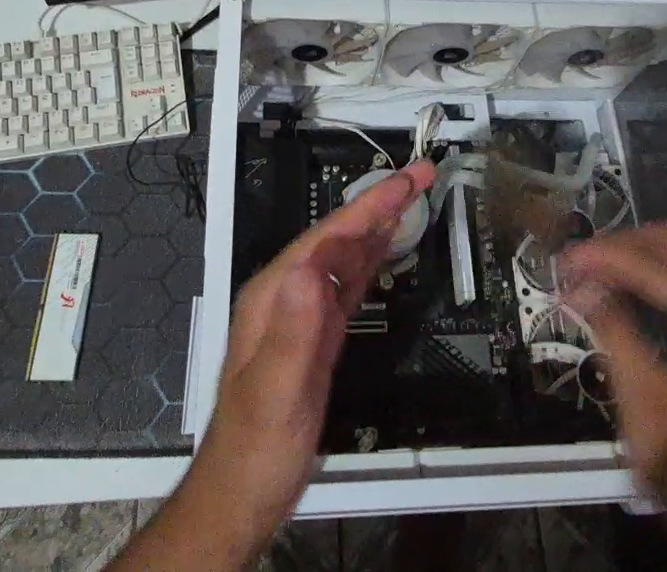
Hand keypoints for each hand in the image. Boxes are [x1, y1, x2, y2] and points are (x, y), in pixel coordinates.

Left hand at [140, 159, 436, 564]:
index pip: (326, 238)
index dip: (366, 207)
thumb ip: (293, 330)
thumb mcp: (276, 389)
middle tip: (420, 177)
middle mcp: (288, 296)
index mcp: (276, 297)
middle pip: (337, 238)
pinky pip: (349, 287)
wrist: (246, 489)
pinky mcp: (318, 336)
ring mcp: (304, 316)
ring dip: (377, 227)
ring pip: (345, 258)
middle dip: (378, 205)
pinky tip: (386, 252)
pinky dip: (371, 263)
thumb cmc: (256, 444)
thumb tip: (310, 267)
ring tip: (412, 200)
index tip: (403, 182)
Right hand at [563, 224, 666, 571]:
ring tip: (596, 277)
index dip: (598, 255)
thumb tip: (581, 284)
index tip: (563, 263)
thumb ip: (610, 324)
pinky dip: (652, 276)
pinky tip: (624, 298)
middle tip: (581, 264)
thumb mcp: (633, 386)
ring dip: (635, 258)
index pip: (645, 260)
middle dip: (620, 245)